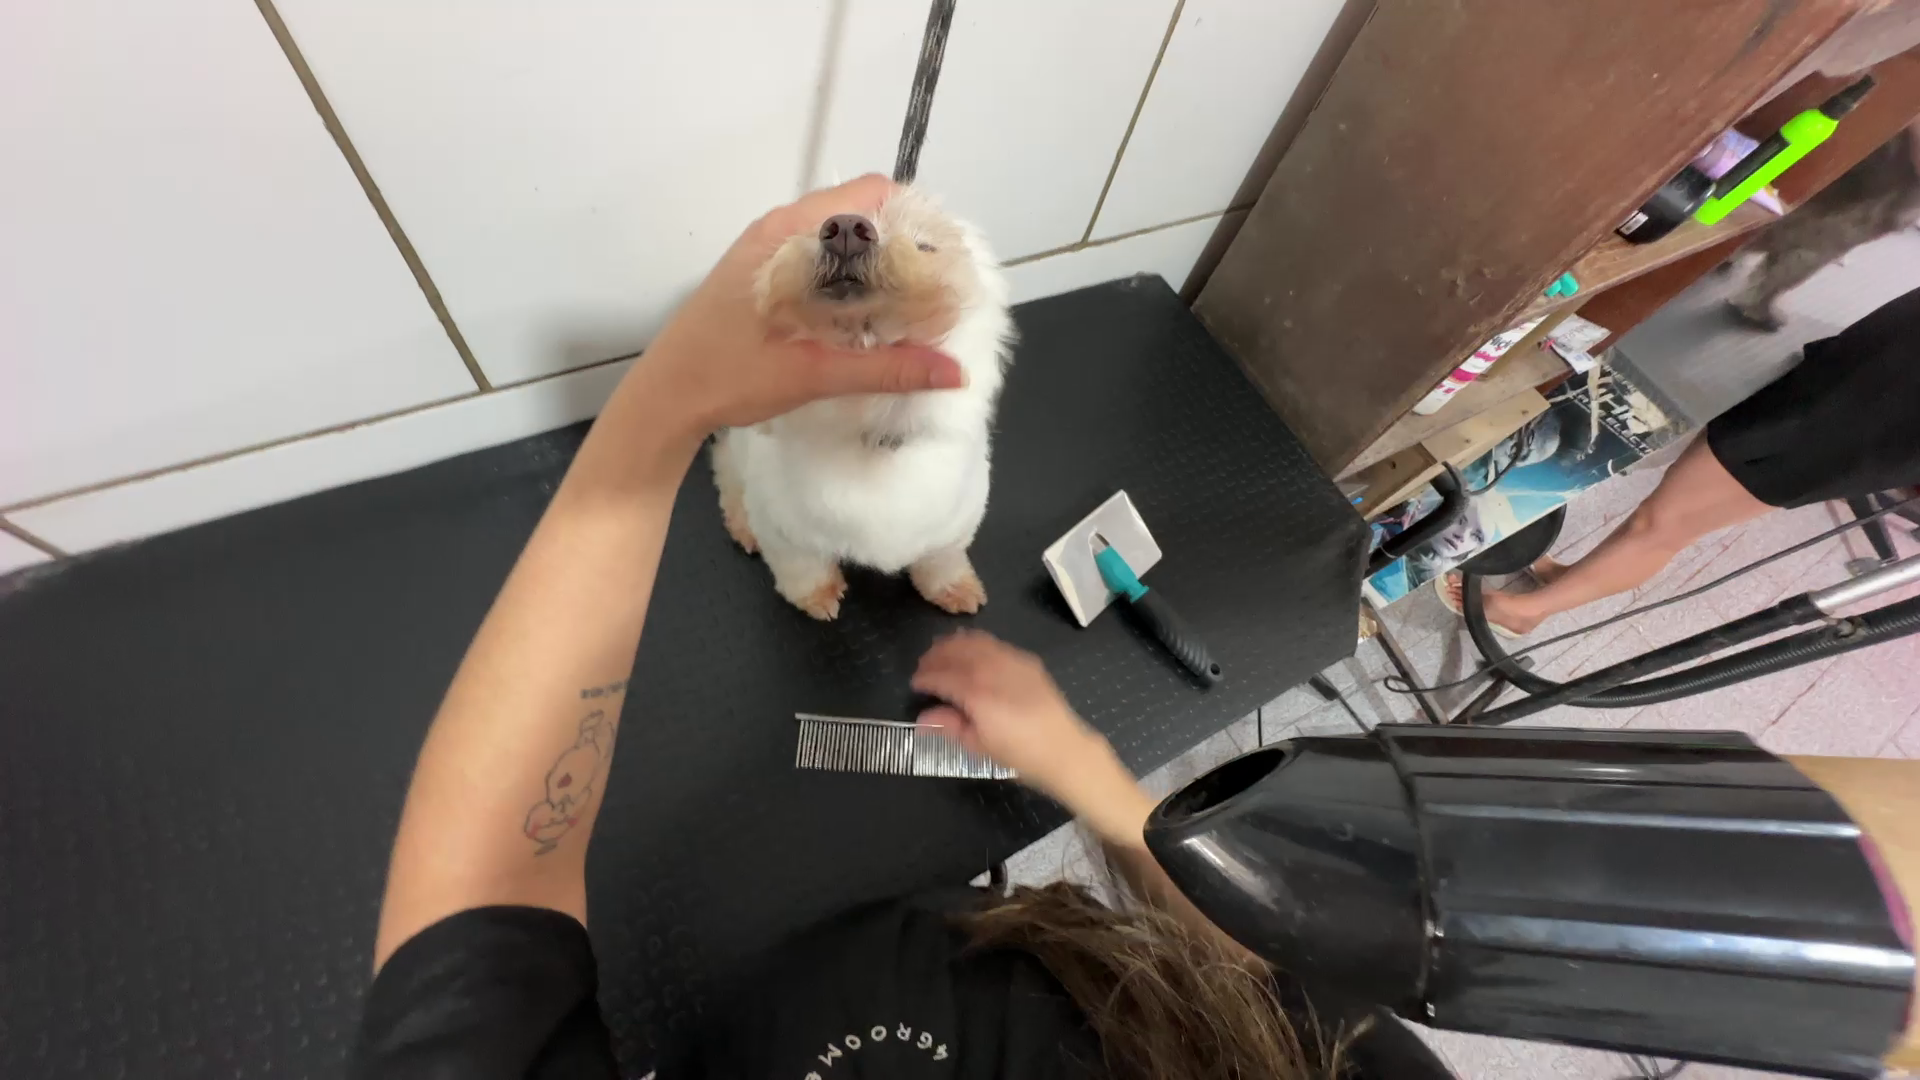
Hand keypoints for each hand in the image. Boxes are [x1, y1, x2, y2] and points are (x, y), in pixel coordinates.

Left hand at [634, 174, 964, 435]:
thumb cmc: (729, 377)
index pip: (871, 195)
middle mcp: (781, 231)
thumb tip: (954, 372)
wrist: (666, 397)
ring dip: (880, 269)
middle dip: (906, 249)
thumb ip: (887, 370)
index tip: (946, 263)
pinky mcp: (767, 278)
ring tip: (911, 311)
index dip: (916, 220)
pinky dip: (855, 283)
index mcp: (790, 235)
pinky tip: (869, 322)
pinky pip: (824, 264)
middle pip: (862, 216)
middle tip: (937, 294)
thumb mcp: (814, 374)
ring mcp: (771, 253)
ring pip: (843, 242)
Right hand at [911, 631, 1133, 812]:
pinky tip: (972, 650)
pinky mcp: (1026, 661)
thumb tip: (922, 719)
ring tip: (943, 651)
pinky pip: (995, 644)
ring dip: (954, 644)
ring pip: (975, 642)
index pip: (942, 676)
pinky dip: (976, 643)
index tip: (915, 683)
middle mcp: (992, 670)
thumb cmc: (1020, 755)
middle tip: (924, 665)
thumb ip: (950, 727)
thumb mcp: (980, 747)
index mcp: (977, 694)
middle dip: (936, 656)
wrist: (1064, 750)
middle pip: (956, 651)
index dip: (925, 678)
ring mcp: (1011, 661)